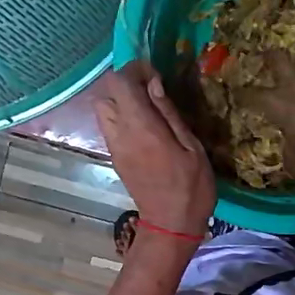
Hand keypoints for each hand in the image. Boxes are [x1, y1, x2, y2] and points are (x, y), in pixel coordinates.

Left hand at [94, 62, 216, 237]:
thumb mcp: (192, 147)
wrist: (170, 225)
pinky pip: (108, 124)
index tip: (156, 74)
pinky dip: (120, 114)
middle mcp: (120, 134)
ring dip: (120, 98)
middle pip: (105, 93)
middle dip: (124, 82)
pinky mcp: (114, 156)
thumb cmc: (191, 187)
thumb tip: (153, 83)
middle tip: (151, 88)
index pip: (120, 84)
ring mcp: (114, 146)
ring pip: (103, 108)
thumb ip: (169, 113)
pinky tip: (143, 123)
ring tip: (147, 104)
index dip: (135, 70)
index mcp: (142, 128)